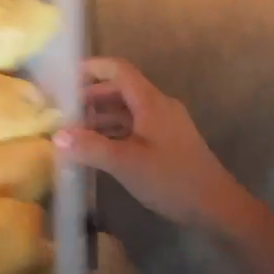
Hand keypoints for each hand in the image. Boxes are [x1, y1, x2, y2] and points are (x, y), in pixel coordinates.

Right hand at [54, 57, 252, 228]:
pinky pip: (137, 126)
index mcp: (151, 101)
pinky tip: (100, 149)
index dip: (94, 68)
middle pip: (122, 89)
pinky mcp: (169, 142)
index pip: (119, 70)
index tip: (67, 77)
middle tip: (65, 111)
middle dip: (93, 96)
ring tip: (75, 131)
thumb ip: (91, 148)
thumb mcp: (126, 164)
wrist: (216, 205)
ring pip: (129, 110)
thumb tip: (57, 135)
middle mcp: (159, 105)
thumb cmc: (171, 179)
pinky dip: (116, 132)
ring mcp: (166, 124)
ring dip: (103, 116)